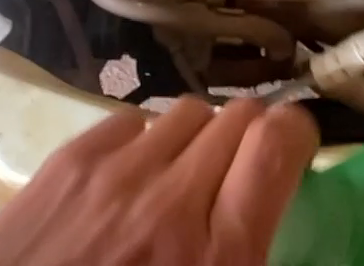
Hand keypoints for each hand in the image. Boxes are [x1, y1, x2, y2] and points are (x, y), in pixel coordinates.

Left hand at [0, 97, 319, 265]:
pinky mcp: (68, 160)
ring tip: (181, 177)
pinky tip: (130, 180)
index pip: (276, 142)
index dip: (295, 135)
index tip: (292, 151)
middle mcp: (169, 198)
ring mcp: (114, 171)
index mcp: (217, 257)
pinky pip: (133, 119)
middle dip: (249, 138)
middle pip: (236, 116)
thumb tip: (261, 226)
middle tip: (237, 174)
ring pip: (186, 111)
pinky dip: (145, 142)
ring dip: (197, 139)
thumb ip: (244, 257)